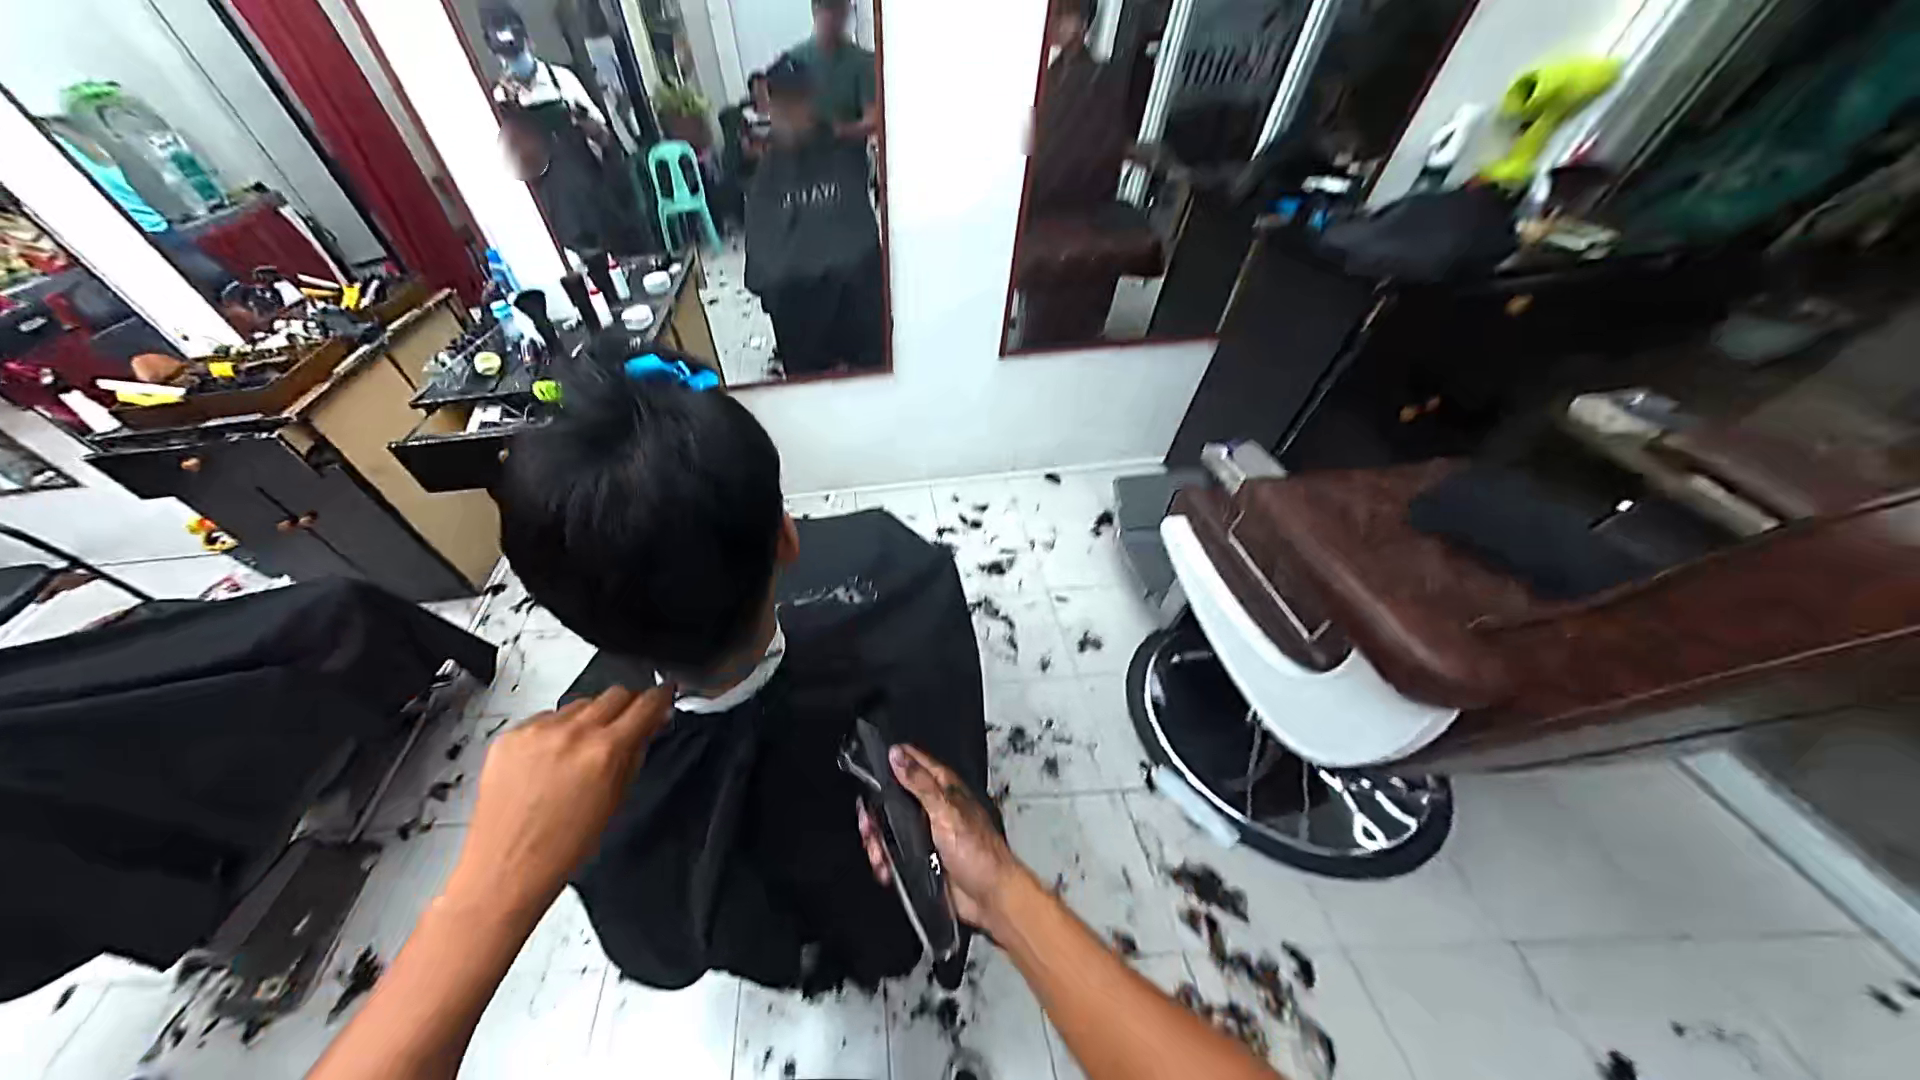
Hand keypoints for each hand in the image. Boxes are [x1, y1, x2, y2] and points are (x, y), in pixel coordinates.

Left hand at [444, 685, 673, 918]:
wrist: (507, 868)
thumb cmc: (562, 845)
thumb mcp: (618, 796)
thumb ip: (638, 751)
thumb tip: (651, 723)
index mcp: (605, 751)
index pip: (646, 702)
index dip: (660, 697)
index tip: (661, 696)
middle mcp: (571, 734)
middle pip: (615, 693)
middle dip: (626, 706)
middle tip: (624, 725)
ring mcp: (537, 733)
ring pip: (581, 703)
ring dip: (590, 718)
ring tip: (581, 751)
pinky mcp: (509, 737)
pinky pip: (546, 716)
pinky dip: (556, 729)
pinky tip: (553, 758)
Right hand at [855, 744, 1029, 932]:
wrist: (989, 898)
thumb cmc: (979, 853)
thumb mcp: (947, 812)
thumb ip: (920, 783)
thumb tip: (898, 755)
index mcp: (944, 788)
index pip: (915, 761)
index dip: (895, 758)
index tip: (872, 764)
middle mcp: (935, 807)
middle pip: (896, 797)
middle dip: (877, 808)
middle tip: (868, 820)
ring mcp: (927, 833)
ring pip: (891, 827)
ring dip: (878, 837)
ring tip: (876, 849)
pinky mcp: (922, 857)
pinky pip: (895, 853)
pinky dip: (885, 859)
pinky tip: (884, 866)